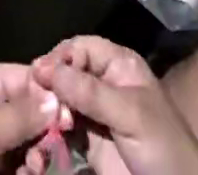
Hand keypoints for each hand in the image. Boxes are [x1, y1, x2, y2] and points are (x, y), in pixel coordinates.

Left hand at [0, 64, 57, 174]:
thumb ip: (24, 112)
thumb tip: (59, 97)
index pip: (29, 77)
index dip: (51, 93)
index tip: (71, 114)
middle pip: (35, 112)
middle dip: (47, 131)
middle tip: (49, 150)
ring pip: (33, 142)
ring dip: (39, 157)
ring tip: (33, 170)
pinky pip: (23, 165)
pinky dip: (29, 172)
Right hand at [22, 38, 197, 174]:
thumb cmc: (164, 150)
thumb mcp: (131, 115)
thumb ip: (90, 92)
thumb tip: (46, 69)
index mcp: (120, 66)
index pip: (81, 48)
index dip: (60, 57)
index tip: (39, 74)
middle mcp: (104, 84)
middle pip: (66, 73)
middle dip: (49, 86)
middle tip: (33, 101)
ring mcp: (95, 114)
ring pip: (59, 101)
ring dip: (45, 111)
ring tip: (35, 125)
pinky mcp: (87, 143)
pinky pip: (61, 130)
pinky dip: (48, 134)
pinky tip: (39, 143)